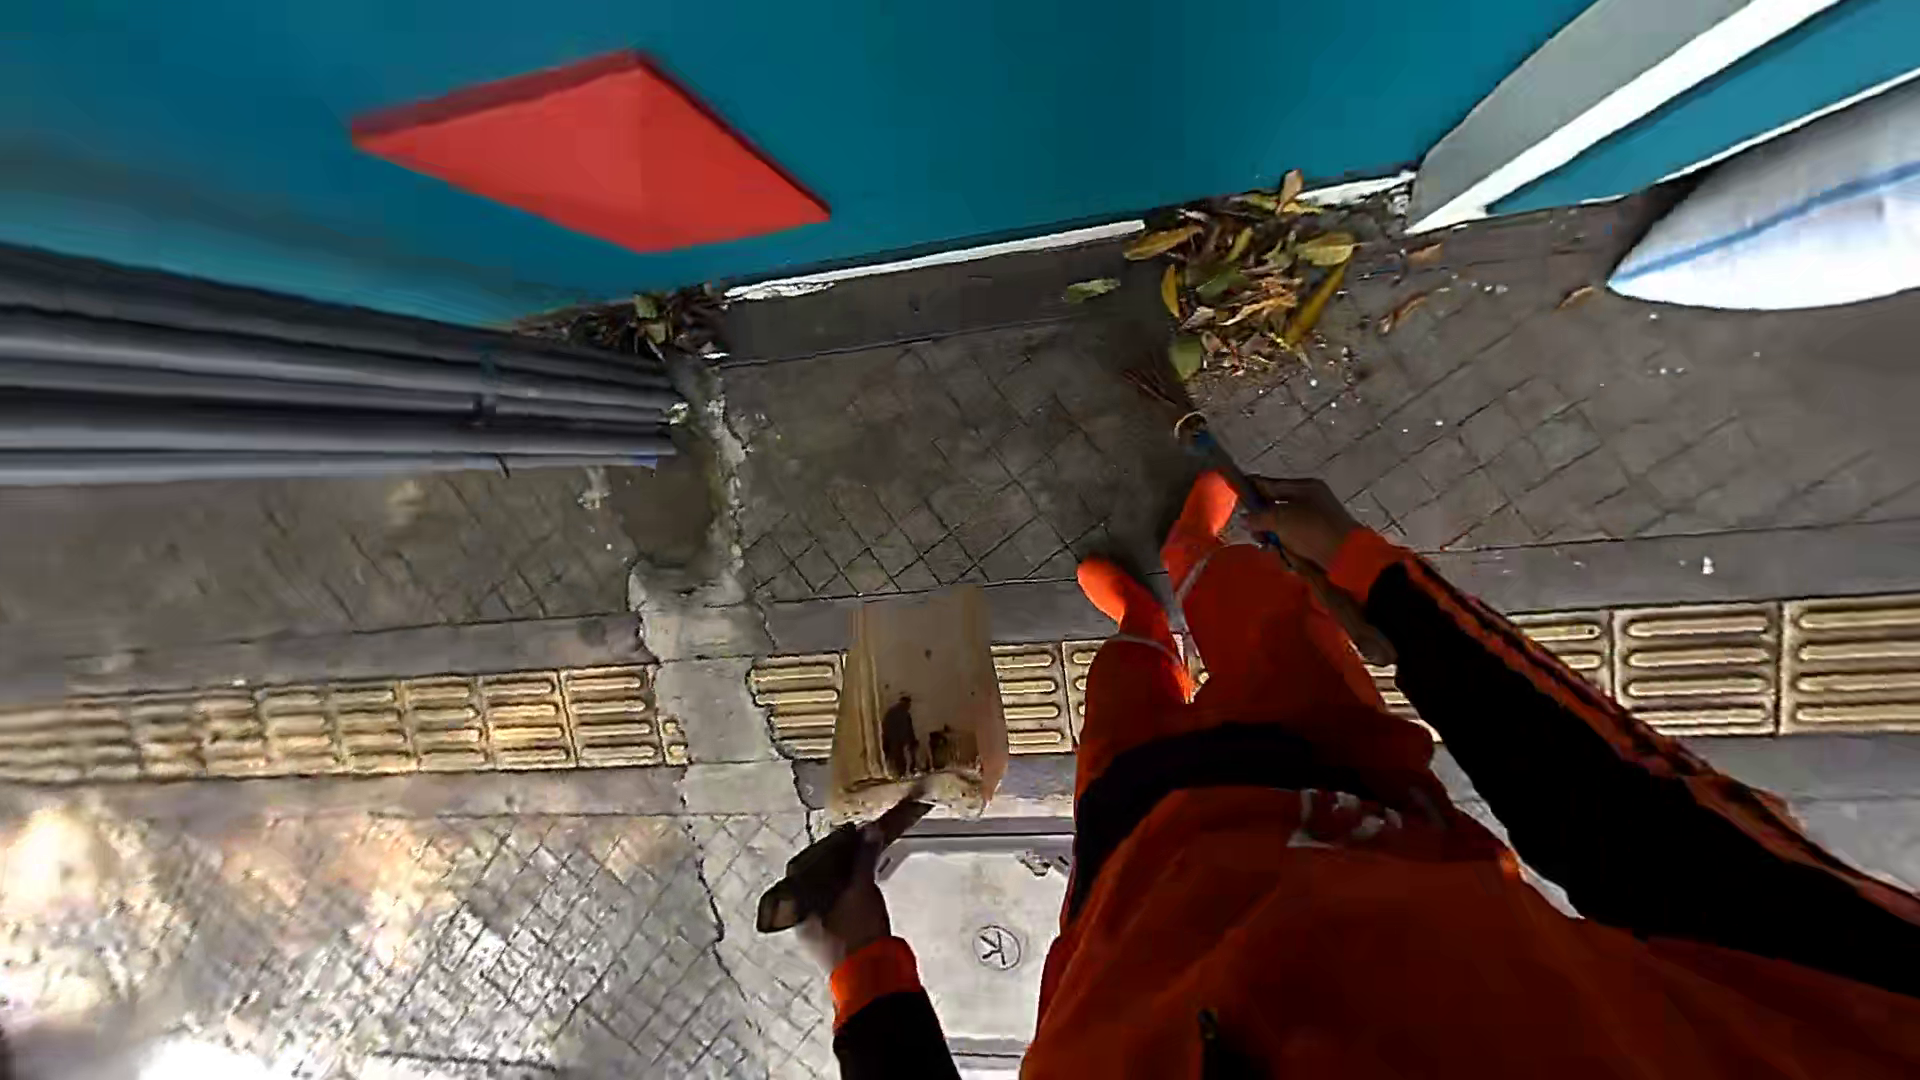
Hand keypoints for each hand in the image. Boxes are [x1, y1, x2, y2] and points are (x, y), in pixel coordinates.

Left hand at [797, 825, 892, 970]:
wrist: (871, 975)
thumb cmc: (858, 928)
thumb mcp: (862, 887)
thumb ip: (864, 856)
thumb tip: (869, 829)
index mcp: (798, 904)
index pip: (802, 865)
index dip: (823, 848)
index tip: (843, 837)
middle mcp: (800, 918)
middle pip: (811, 879)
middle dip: (832, 862)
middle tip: (854, 847)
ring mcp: (813, 932)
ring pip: (821, 894)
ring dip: (839, 877)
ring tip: (860, 862)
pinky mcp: (830, 941)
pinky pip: (831, 907)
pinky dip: (843, 892)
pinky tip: (859, 885)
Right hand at [1243, 476, 1359, 570]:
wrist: (1346, 557)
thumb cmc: (1312, 530)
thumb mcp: (1280, 519)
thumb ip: (1257, 517)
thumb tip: (1243, 518)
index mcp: (1305, 488)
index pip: (1270, 484)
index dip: (1251, 488)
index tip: (1234, 492)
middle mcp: (1310, 501)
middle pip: (1273, 508)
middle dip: (1261, 522)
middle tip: (1255, 534)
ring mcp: (1314, 521)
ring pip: (1280, 527)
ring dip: (1273, 538)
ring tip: (1271, 548)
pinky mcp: (1316, 540)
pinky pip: (1291, 541)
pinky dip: (1285, 549)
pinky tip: (1285, 557)